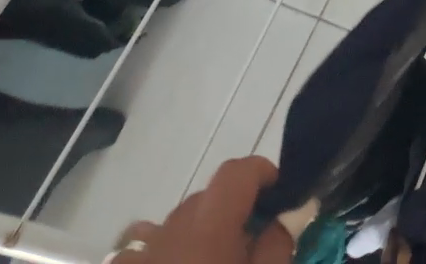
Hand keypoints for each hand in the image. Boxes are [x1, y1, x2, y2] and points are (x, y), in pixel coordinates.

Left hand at [111, 157, 291, 263]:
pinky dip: (162, 248)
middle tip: (252, 241)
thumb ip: (278, 245)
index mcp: (210, 225)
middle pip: (208, 196)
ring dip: (199, 229)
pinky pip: (142, 246)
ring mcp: (139, 251)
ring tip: (213, 259)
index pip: (238, 170)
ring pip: (177, 221)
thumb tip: (286, 215)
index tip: (281, 195)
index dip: (263, 172)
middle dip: (234, 208)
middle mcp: (172, 227)